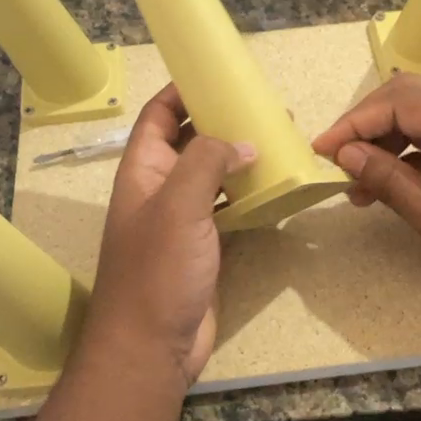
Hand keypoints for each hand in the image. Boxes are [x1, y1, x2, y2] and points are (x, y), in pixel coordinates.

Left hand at [81, 84, 255, 383]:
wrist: (151, 346)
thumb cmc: (157, 271)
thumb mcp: (179, 205)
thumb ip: (207, 163)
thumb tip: (242, 142)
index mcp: (142, 172)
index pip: (158, 117)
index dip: (182, 92)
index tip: (219, 74)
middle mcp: (159, 192)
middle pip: (188, 144)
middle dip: (220, 124)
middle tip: (264, 111)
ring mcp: (181, 223)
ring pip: (210, 179)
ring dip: (238, 161)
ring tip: (278, 145)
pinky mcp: (202, 251)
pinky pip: (225, 212)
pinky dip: (247, 198)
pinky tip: (273, 192)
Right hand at [311, 74, 420, 321]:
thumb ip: (389, 180)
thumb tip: (344, 154)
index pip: (401, 102)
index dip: (355, 123)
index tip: (321, 149)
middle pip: (411, 99)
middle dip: (368, 127)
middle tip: (337, 160)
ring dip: (387, 143)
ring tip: (357, 184)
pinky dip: (411, 155)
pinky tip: (388, 185)